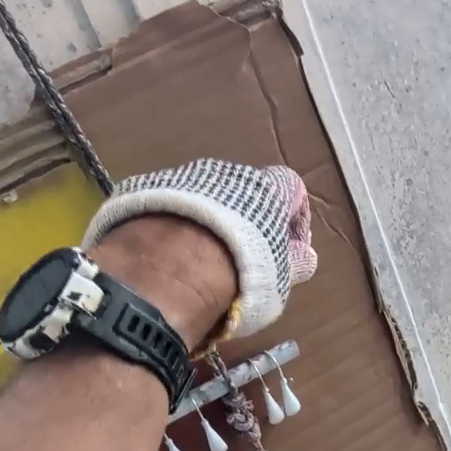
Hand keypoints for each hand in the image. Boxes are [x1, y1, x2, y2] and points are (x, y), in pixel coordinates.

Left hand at [84, 159, 318, 340]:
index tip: (290, 252)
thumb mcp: (279, 279)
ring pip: (205, 200)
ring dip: (210, 227)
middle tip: (244, 264)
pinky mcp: (147, 193)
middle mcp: (226, 172)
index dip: (294, 221)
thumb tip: (304, 256)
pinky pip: (172, 209)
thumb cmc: (241, 274)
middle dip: (248, 225)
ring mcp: (183, 178)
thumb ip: (294, 263)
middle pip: (244, 194)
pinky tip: (173, 261)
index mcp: (266, 187)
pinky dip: (177, 230)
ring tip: (204, 267)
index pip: (292, 190)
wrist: (173, 268)